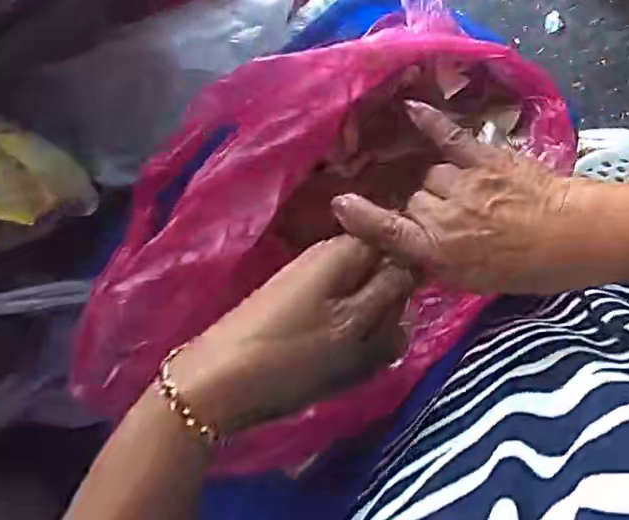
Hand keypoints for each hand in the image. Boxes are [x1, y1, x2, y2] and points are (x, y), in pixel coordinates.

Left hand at [163, 235, 414, 429]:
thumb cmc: (290, 353)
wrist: (210, 386)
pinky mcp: (294, 302)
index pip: (400, 241)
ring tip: (358, 357)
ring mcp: (309, 276)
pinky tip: (334, 361)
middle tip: (382, 341)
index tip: (412, 305)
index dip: (413, 270)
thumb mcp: (354, 326)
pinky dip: (343, 332)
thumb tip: (418, 267)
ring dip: (367, 323)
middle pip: (381, 268)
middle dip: (389, 303)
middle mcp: (330, 252)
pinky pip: (337, 310)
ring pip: (360, 293)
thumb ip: (392, 293)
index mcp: (348, 248)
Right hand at [331, 101, 582, 293]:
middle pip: (413, 200)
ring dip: (439, 184)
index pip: (388, 233)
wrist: (569, 234)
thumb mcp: (476, 280)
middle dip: (423, 209)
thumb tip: (415, 251)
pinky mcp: (483, 157)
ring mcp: (463, 182)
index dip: (362, 220)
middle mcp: (444, 214)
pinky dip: (430, 121)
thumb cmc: (527, 267)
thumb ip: (440, 263)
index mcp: (439, 250)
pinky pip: (448, 136)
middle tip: (447, 217)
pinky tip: (412, 108)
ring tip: (462, 192)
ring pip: (430, 175)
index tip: (341, 206)